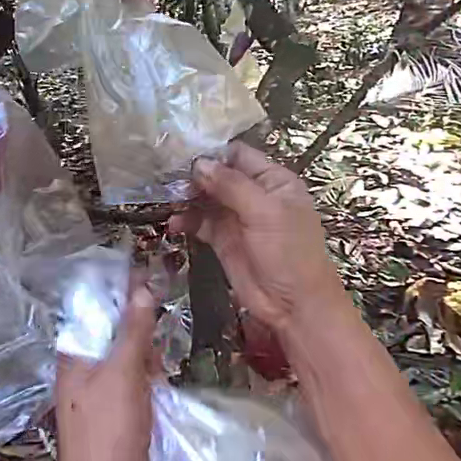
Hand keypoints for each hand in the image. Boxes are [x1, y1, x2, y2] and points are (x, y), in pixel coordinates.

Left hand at [53, 278, 158, 460]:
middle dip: (135, 331)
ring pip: (125, 360)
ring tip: (157, 370)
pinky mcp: (116, 417)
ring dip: (144, 359)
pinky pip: (133, 386)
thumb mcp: (123, 374)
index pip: (92, 311)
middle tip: (154, 333)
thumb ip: (132, 331)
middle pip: (110, 334)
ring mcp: (98, 395)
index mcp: (73, 357)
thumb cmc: (109, 432)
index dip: (117, 294)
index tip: (146, 280)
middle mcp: (81, 371)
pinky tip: (160, 388)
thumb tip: (141, 289)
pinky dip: (148, 383)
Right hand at [168, 142, 351, 337]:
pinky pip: (199, 221)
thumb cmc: (288, 253)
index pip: (238, 155)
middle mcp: (254, 195)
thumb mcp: (264, 212)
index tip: (181, 155)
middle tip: (167, 179)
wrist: (293, 306)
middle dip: (193, 176)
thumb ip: (231, 185)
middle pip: (217, 175)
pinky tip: (173, 223)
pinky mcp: (222, 239)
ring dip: (185, 198)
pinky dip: (185, 220)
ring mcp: (237, 217)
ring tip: (167, 200)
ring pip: (205, 197)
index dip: (212, 154)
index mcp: (273, 181)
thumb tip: (198, 163)